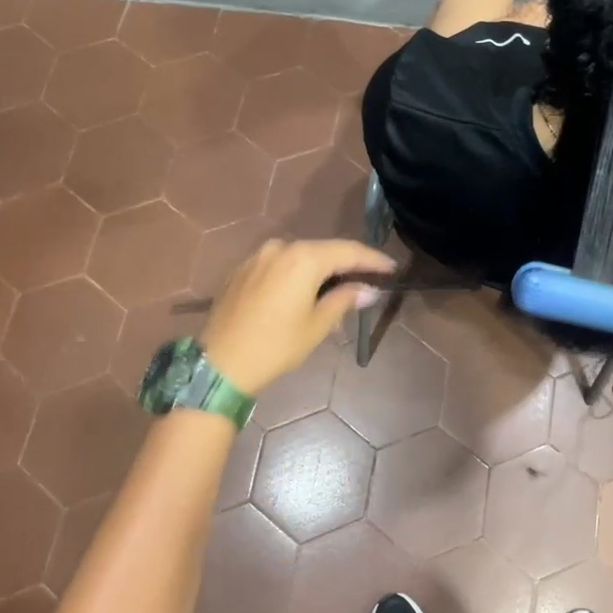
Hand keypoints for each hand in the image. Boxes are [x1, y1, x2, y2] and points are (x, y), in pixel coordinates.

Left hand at [199, 239, 394, 395]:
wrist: (220, 363)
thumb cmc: (275, 346)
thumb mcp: (317, 326)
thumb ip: (344, 300)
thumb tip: (368, 289)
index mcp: (303, 258)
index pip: (348, 251)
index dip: (372, 260)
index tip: (391, 268)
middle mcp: (280, 248)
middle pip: (323, 252)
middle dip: (345, 267)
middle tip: (366, 285)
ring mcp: (258, 257)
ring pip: (300, 259)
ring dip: (320, 274)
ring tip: (334, 299)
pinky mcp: (242, 270)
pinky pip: (279, 267)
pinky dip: (296, 277)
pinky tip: (304, 297)